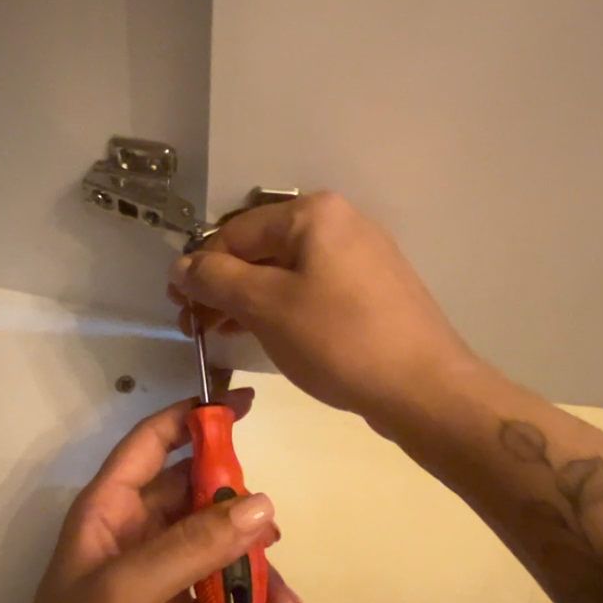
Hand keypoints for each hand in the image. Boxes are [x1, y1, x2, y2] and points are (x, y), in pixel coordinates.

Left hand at [0, 390, 304, 602]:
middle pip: (203, 502)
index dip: (194, 419)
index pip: (153, 443)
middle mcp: (139, 535)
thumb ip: (192, 546)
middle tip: (276, 541)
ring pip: (222, 557)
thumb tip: (262, 505)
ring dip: (258, 581)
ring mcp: (162, 579)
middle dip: (244, 518)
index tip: (245, 405)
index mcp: (111, 509)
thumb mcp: (127, 590)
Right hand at [169, 192, 478, 427]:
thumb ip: (216, 279)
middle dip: (223, 286)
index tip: (178, 309)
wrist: (424, 388)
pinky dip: (282, 307)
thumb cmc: (338, 340)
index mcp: (314, 214)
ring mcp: (362, 256)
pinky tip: (267, 334)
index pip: (234, 232)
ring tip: (224, 333)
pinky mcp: (373, 290)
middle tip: (196, 326)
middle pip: (261, 249)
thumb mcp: (266, 307)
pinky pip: (313, 288)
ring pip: (286, 271)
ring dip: (248, 299)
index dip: (199, 269)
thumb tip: (181, 266)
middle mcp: (340, 222)